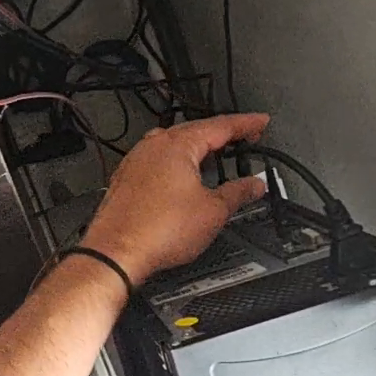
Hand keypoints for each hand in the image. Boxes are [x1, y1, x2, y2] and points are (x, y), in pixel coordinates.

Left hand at [78, 113, 270, 284]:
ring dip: (194, 151)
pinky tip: (179, 182)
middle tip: (241, 139)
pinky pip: (155, 164)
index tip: (260, 122)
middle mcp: (151, 148)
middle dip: (220, 135)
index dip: (246, 124)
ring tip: (213, 160)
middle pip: (193, 131)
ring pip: (170, 147)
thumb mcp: (212, 212)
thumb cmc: (154, 231)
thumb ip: (238, 193)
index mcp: (177, 145)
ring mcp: (134, 163)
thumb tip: (253, 186)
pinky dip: (173, 167)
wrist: (115, 253)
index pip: (220, 125)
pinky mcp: (123, 182)